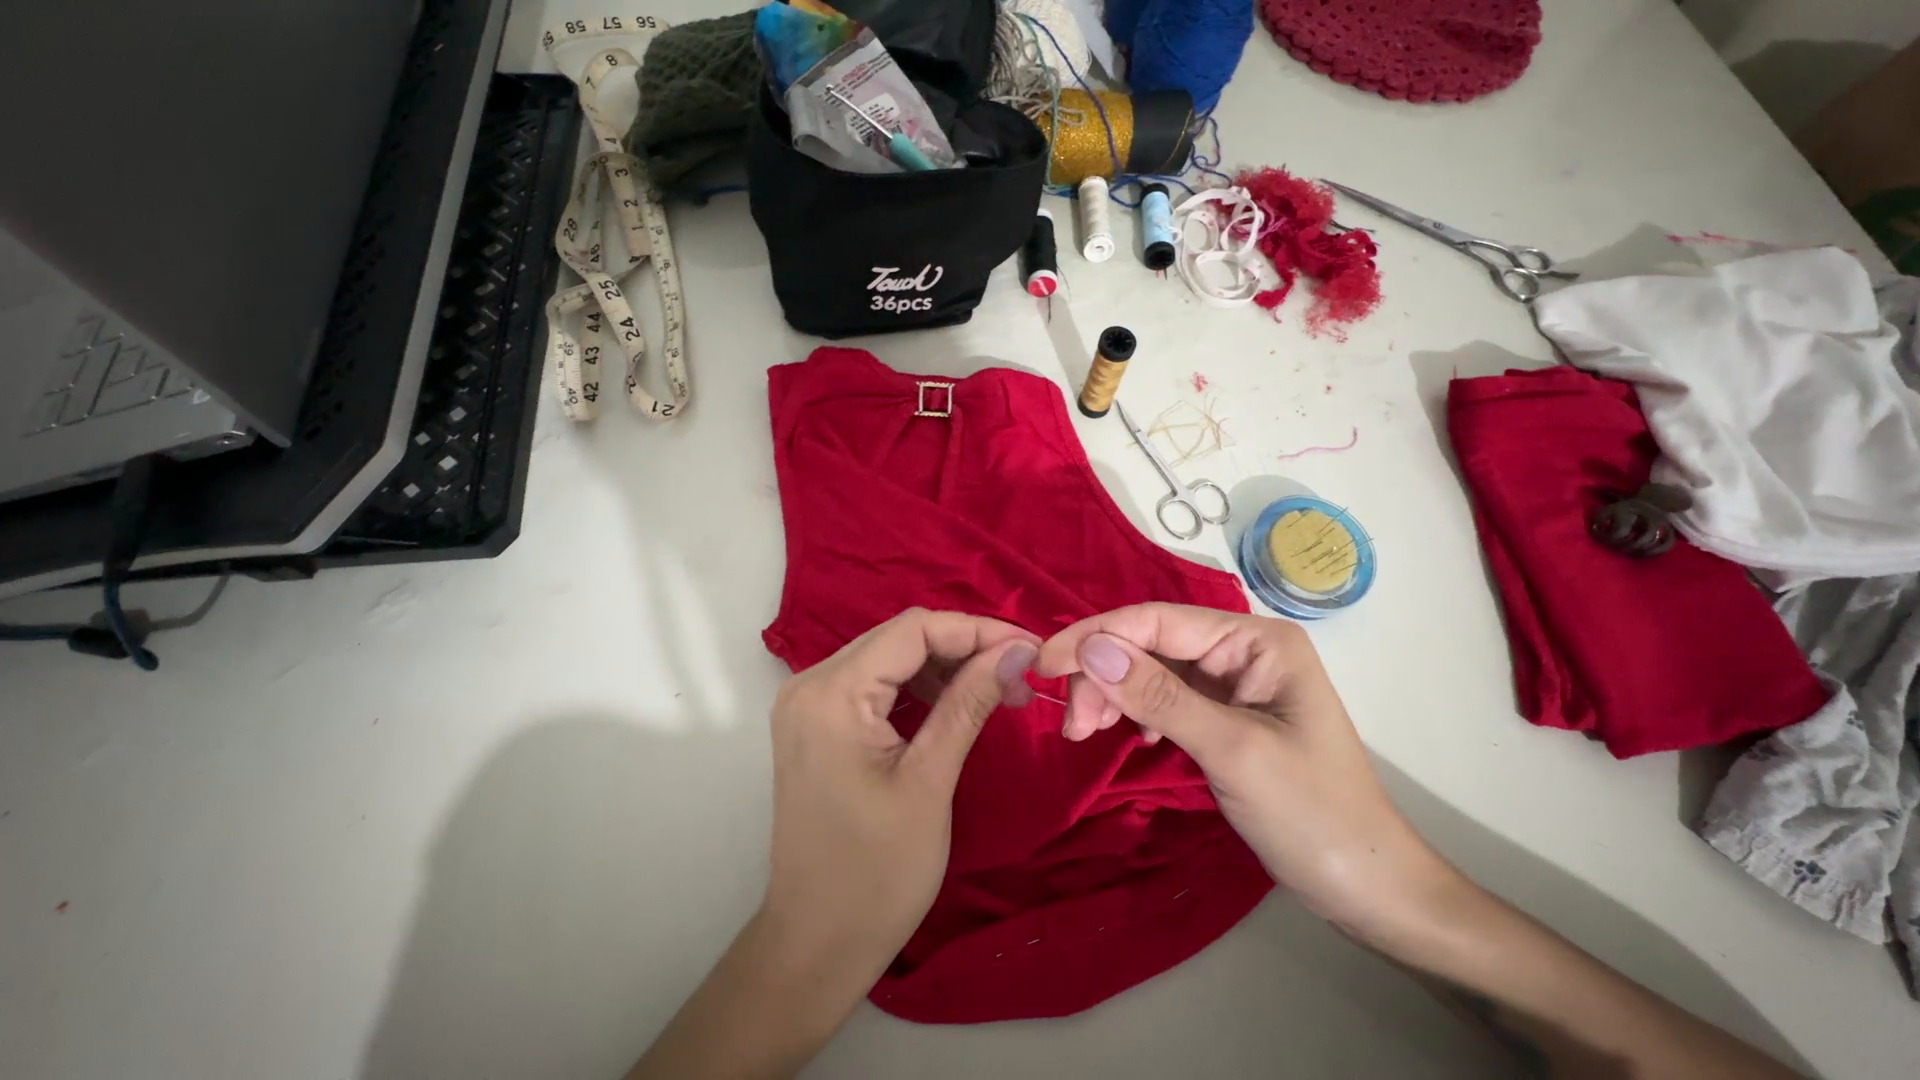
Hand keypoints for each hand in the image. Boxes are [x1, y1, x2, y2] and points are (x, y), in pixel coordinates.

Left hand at [762, 608, 1038, 990]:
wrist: (818, 941)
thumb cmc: (876, 873)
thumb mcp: (930, 781)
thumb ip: (968, 704)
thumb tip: (1015, 651)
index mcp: (831, 694)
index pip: (913, 629)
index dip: (978, 629)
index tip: (1031, 649)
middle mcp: (810, 685)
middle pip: (900, 638)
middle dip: (965, 647)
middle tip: (1023, 672)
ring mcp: (809, 706)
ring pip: (889, 659)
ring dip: (945, 667)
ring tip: (1001, 692)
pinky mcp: (818, 727)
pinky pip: (874, 686)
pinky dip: (918, 689)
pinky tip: (958, 704)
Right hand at [1036, 603, 1455, 943]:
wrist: (1366, 885)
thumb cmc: (1311, 813)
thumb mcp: (1231, 751)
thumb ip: (1159, 696)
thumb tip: (1090, 649)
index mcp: (1258, 641)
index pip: (1160, 620)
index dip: (1096, 636)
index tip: (1042, 663)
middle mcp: (1243, 651)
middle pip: (1150, 643)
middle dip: (1103, 674)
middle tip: (1073, 725)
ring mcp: (1233, 685)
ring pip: (1151, 671)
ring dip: (1113, 695)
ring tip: (1085, 734)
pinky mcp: (1224, 717)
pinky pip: (1164, 699)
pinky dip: (1135, 713)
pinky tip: (1126, 736)